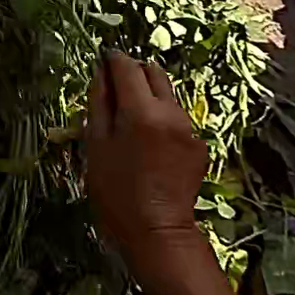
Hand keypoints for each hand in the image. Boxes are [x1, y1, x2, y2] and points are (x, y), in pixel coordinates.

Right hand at [84, 49, 209, 269]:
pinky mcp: (199, 145)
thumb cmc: (115, 190)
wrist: (157, 234)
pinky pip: (176, 118)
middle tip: (115, 91)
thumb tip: (101, 71)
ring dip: (148, 95)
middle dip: (134, 73)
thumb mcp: (95, 142)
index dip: (112, 60)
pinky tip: (149, 144)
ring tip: (130, 121)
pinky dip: (161, 118)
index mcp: (142, 110)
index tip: (101, 63)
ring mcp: (189, 128)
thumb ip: (99, 101)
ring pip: (167, 94)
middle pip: (153, 72)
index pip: (127, 66)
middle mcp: (171, 111)